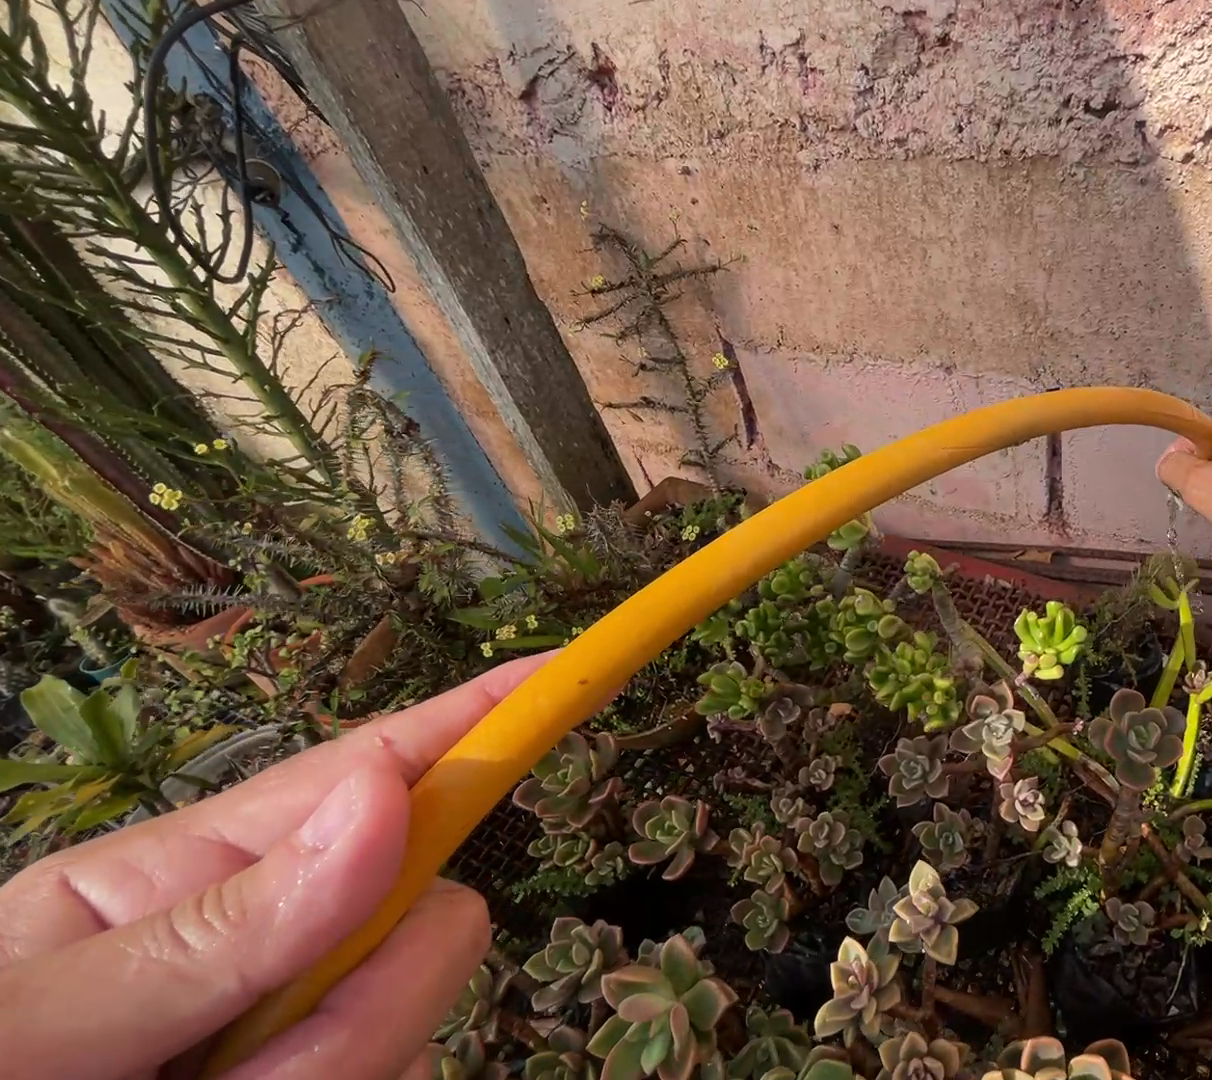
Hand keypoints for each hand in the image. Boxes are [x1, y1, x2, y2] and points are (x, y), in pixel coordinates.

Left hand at [0, 653, 551, 1079]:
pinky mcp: (353, 1065)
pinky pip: (414, 1068)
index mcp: (215, 866)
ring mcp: (324, 1006)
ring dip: (346, 1065)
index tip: (577, 669)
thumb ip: (220, 924)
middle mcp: (295, 926)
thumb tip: (386, 797)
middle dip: (376, 998)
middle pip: (439, 913)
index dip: (493, 708)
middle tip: (249, 1075)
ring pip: (428, 1008)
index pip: (389, 760)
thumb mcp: (45, 1017)